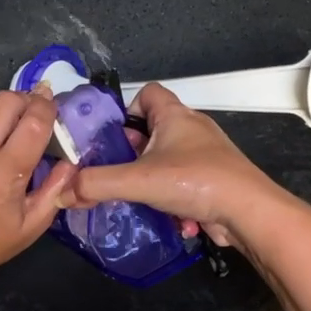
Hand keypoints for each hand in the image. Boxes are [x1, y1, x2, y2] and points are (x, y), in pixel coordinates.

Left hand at [0, 89, 76, 283]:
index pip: (32, 122)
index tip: (56, 110)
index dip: (48, 108)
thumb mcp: (34, 224)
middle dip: (26, 100)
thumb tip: (70, 159)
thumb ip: (56, 188)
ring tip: (13, 142)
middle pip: (4, 101)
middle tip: (36, 115)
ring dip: (6, 120)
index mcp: (2, 174)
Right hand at [71, 83, 284, 246]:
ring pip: (166, 162)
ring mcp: (206, 156)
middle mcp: (192, 129)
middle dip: (132, 154)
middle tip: (114, 173)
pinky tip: (169, 218)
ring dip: (151, 181)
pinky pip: (183, 185)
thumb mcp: (137, 180)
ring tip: (137, 198)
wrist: (247, 212)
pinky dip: (173, 200)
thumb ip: (96, 185)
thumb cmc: (195, 181)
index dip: (126, 109)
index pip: (148, 92)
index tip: (111, 137)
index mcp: (175, 116)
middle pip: (152, 131)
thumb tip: (62, 192)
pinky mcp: (214, 181)